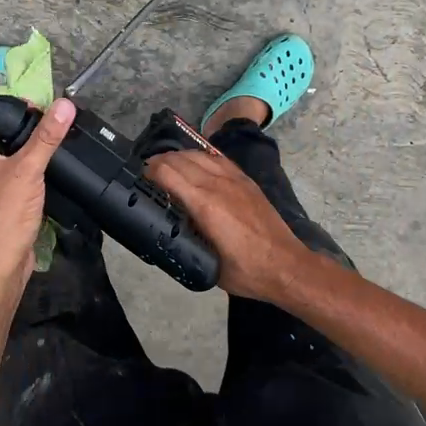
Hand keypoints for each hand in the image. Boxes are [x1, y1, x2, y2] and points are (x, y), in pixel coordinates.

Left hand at [0, 98, 76, 290]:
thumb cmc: (5, 216)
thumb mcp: (28, 169)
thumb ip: (46, 137)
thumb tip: (63, 106)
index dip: (8, 106)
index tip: (35, 106)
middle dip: (12, 124)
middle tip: (39, 119)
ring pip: (0, 155)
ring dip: (19, 146)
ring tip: (46, 139)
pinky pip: (9, 174)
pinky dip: (23, 166)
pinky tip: (43, 167)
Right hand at [146, 150, 312, 301]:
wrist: (286, 265)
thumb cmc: (246, 272)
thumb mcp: (207, 263)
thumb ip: (186, 240)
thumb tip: (167, 229)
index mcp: (204, 205)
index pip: (167, 173)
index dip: (148, 172)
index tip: (139, 180)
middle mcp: (216, 184)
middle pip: (178, 159)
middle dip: (158, 162)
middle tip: (148, 175)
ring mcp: (233, 178)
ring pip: (197, 154)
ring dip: (178, 157)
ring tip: (167, 167)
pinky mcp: (244, 179)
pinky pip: (216, 157)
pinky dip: (199, 156)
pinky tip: (194, 164)